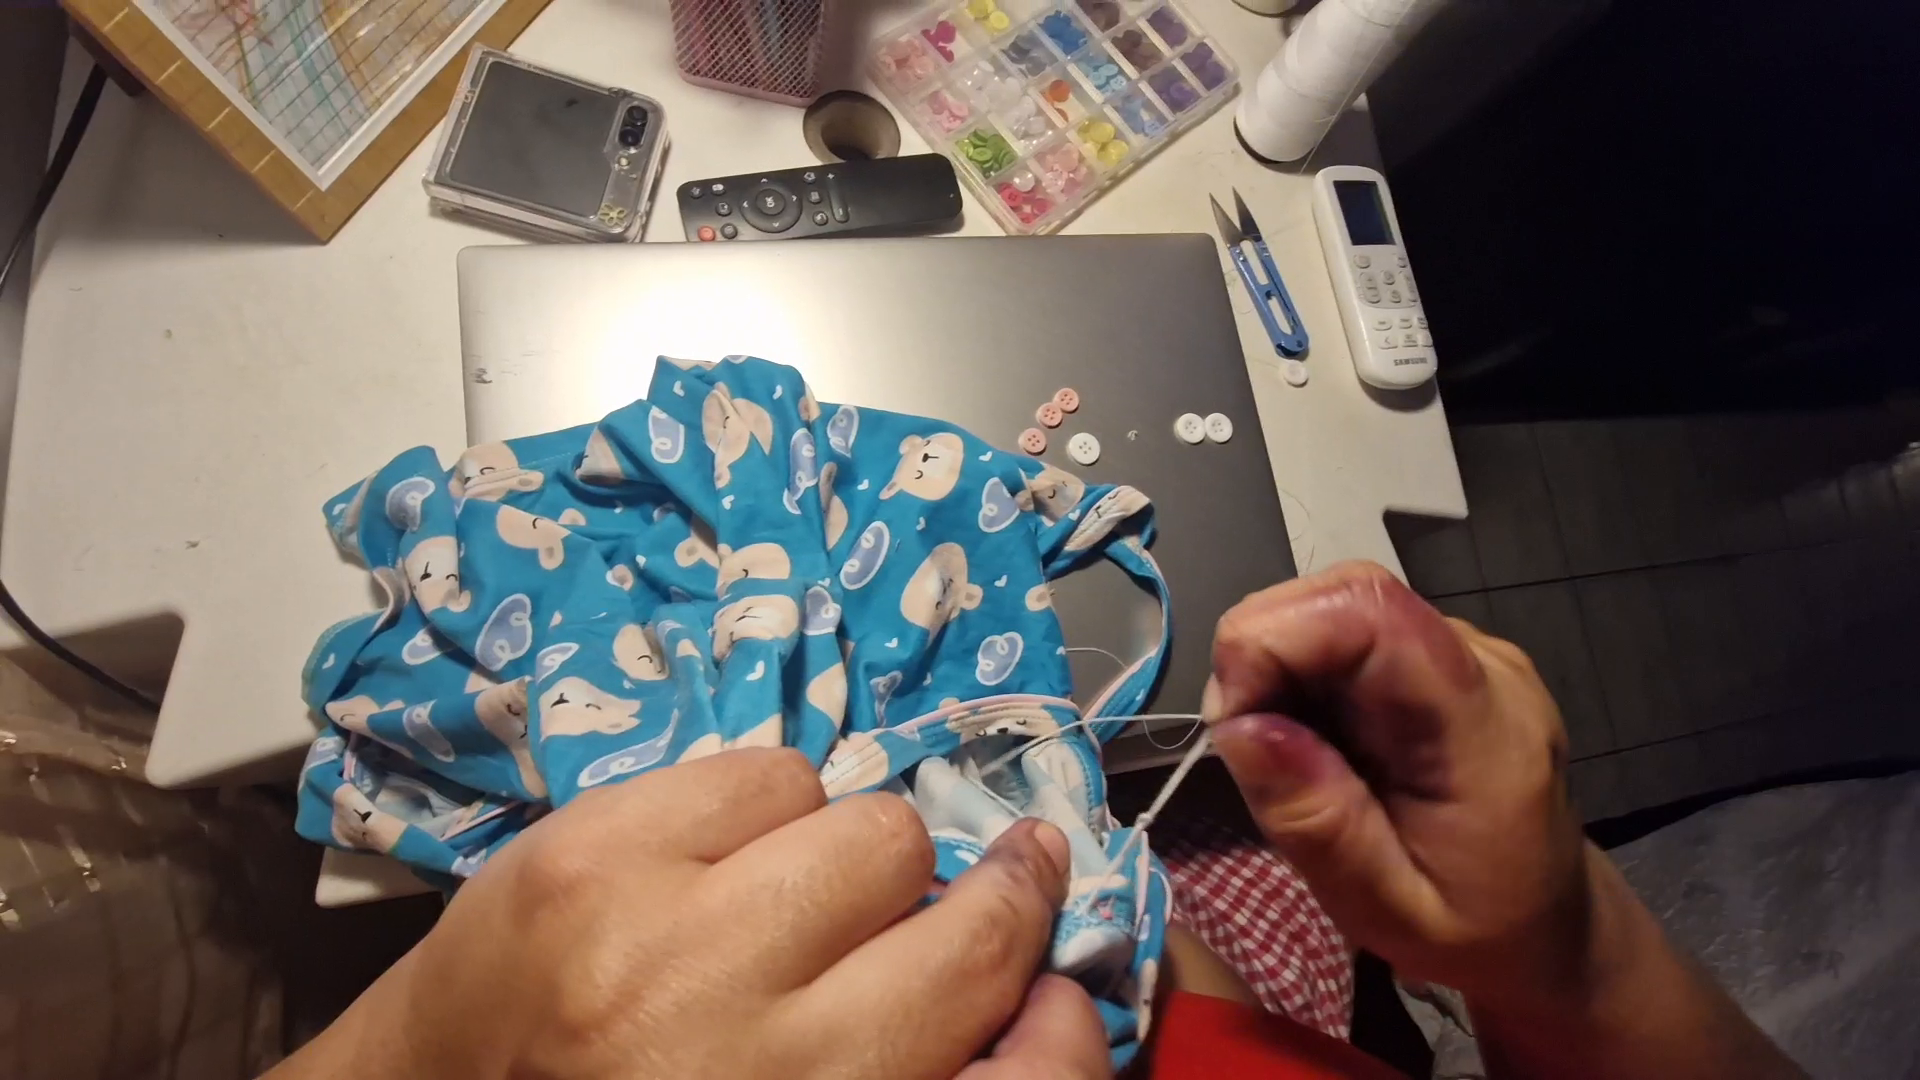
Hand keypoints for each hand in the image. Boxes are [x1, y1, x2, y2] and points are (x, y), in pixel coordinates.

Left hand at [271, 749, 1109, 1079]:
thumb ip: (916, 1067)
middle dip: (974, 901)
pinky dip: (767, 807)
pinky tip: (707, 859)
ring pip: (877, 830)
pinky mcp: (596, 856)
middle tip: (941, 898)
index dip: (1065, 1032)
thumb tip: (1035, 983)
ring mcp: (662, 953)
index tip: (1053, 989)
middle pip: (962, 931)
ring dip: (853, 857)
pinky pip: (775, 773)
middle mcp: (745, 1075)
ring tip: (781, 896)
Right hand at [1199, 561, 1595, 1005]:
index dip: (1273, 637)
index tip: (1234, 716)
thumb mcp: (1385, 908)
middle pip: (1341, 594)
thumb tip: (1239, 725)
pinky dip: (1294, 664)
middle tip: (1246, 734)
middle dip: (1261, 648)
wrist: (1547, 921)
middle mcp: (1478, 662)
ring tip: (1279, 740)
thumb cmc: (1471, 926)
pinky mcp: (1433, 651)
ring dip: (1273, 657)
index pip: (1368, 613)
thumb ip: (1317, 822)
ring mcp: (1460, 647)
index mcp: (1480, 726)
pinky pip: (1342, 625)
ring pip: (1332, 602)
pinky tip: (1308, 727)